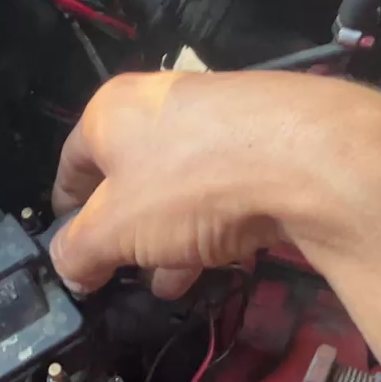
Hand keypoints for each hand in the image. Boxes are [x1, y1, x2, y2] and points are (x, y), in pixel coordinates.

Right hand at [49, 70, 380, 295]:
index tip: (71, 249)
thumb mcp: (115, 231)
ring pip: (176, 184)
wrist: (315, 160)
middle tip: (124, 272)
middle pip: (127, 176)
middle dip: (124, 232)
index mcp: (112, 111)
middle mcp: (161, 101)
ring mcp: (218, 114)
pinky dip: (211, 220)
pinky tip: (219, 258)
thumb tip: (67, 267)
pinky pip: (221, 182)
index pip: (71, 164)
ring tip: (171, 280)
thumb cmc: (191, 186)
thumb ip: (78, 252)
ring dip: (167, 235)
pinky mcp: (267, 133)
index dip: (66, 212)